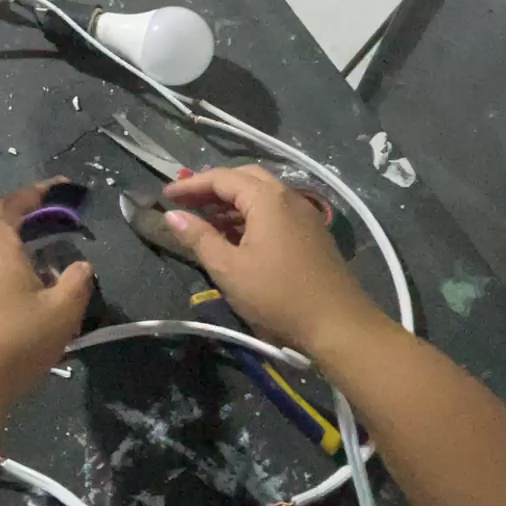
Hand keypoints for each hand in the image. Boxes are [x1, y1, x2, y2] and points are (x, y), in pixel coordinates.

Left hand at [0, 134, 93, 406]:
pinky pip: (2, 262)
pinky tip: (44, 272)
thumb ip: (77, 283)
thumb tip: (80, 267)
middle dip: (26, 198)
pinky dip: (22, 252)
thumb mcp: (61, 310)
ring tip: (51, 226)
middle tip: (54, 191)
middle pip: (0, 214)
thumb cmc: (16, 340)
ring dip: (22, 225)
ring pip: (1, 239)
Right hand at [162, 165, 387, 359]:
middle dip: (212, 187)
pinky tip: (235, 237)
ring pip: (261, 194)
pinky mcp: (312, 233)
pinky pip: (275, 211)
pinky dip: (250, 215)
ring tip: (205, 221)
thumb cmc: (278, 296)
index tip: (165, 197)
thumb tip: (172, 215)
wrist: (340, 327)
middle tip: (186, 202)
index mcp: (267, 199)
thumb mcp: (229, 268)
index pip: (221, 178)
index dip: (190, 185)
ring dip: (231, 202)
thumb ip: (198, 237)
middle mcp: (288, 197)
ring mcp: (304, 214)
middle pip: (244, 178)